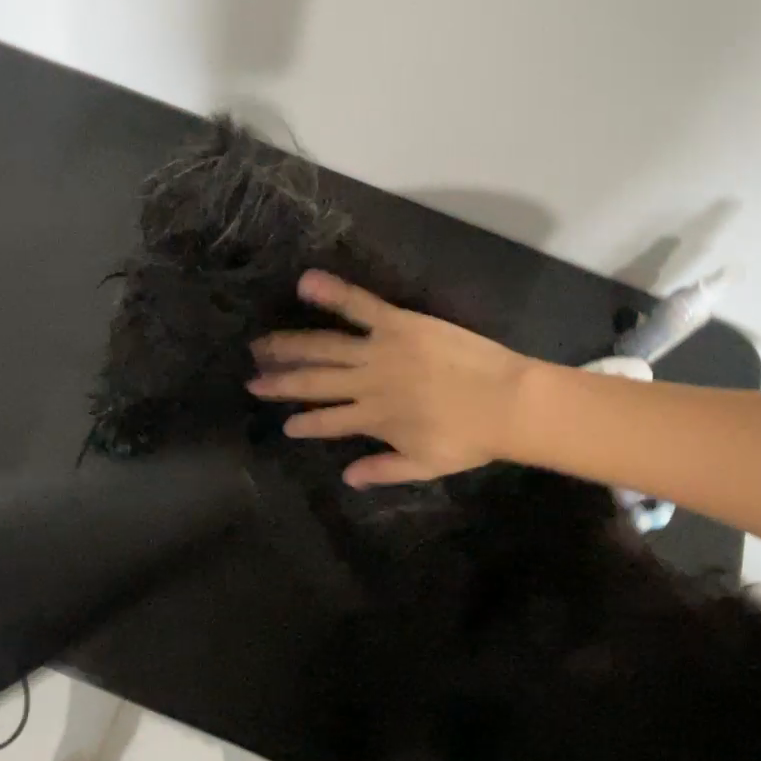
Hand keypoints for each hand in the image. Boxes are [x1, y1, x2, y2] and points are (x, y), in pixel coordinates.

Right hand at [247, 271, 539, 486]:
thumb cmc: (471, 439)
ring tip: (261, 346)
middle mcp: (366, 386)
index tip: (285, 424)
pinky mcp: (397, 324)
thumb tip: (346, 477)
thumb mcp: (425, 466)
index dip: (304, 423)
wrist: (507, 404)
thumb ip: (383, 469)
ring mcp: (379, 352)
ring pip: (323, 347)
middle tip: (252, 381)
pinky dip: (332, 293)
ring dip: (289, 346)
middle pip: (314, 383)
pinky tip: (305, 282)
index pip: (327, 422)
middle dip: (280, 383)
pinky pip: (359, 305)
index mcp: (373, 420)